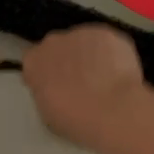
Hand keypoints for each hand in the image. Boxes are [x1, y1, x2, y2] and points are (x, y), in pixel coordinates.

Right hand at [20, 25, 148, 153]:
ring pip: (83, 42)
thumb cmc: (76, 120)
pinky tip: (120, 72)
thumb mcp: (48, 114)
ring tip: (105, 79)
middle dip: (67, 60)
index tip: (55, 87)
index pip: (34, 61)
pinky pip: (106, 43)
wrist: (115, 110)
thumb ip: (45, 93)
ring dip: (89, 56)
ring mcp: (80, 34)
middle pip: (57, 47)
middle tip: (81, 83)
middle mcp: (53, 42)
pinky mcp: (106, 33)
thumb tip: (53, 88)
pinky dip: (111, 54)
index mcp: (33, 61)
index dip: (46, 73)